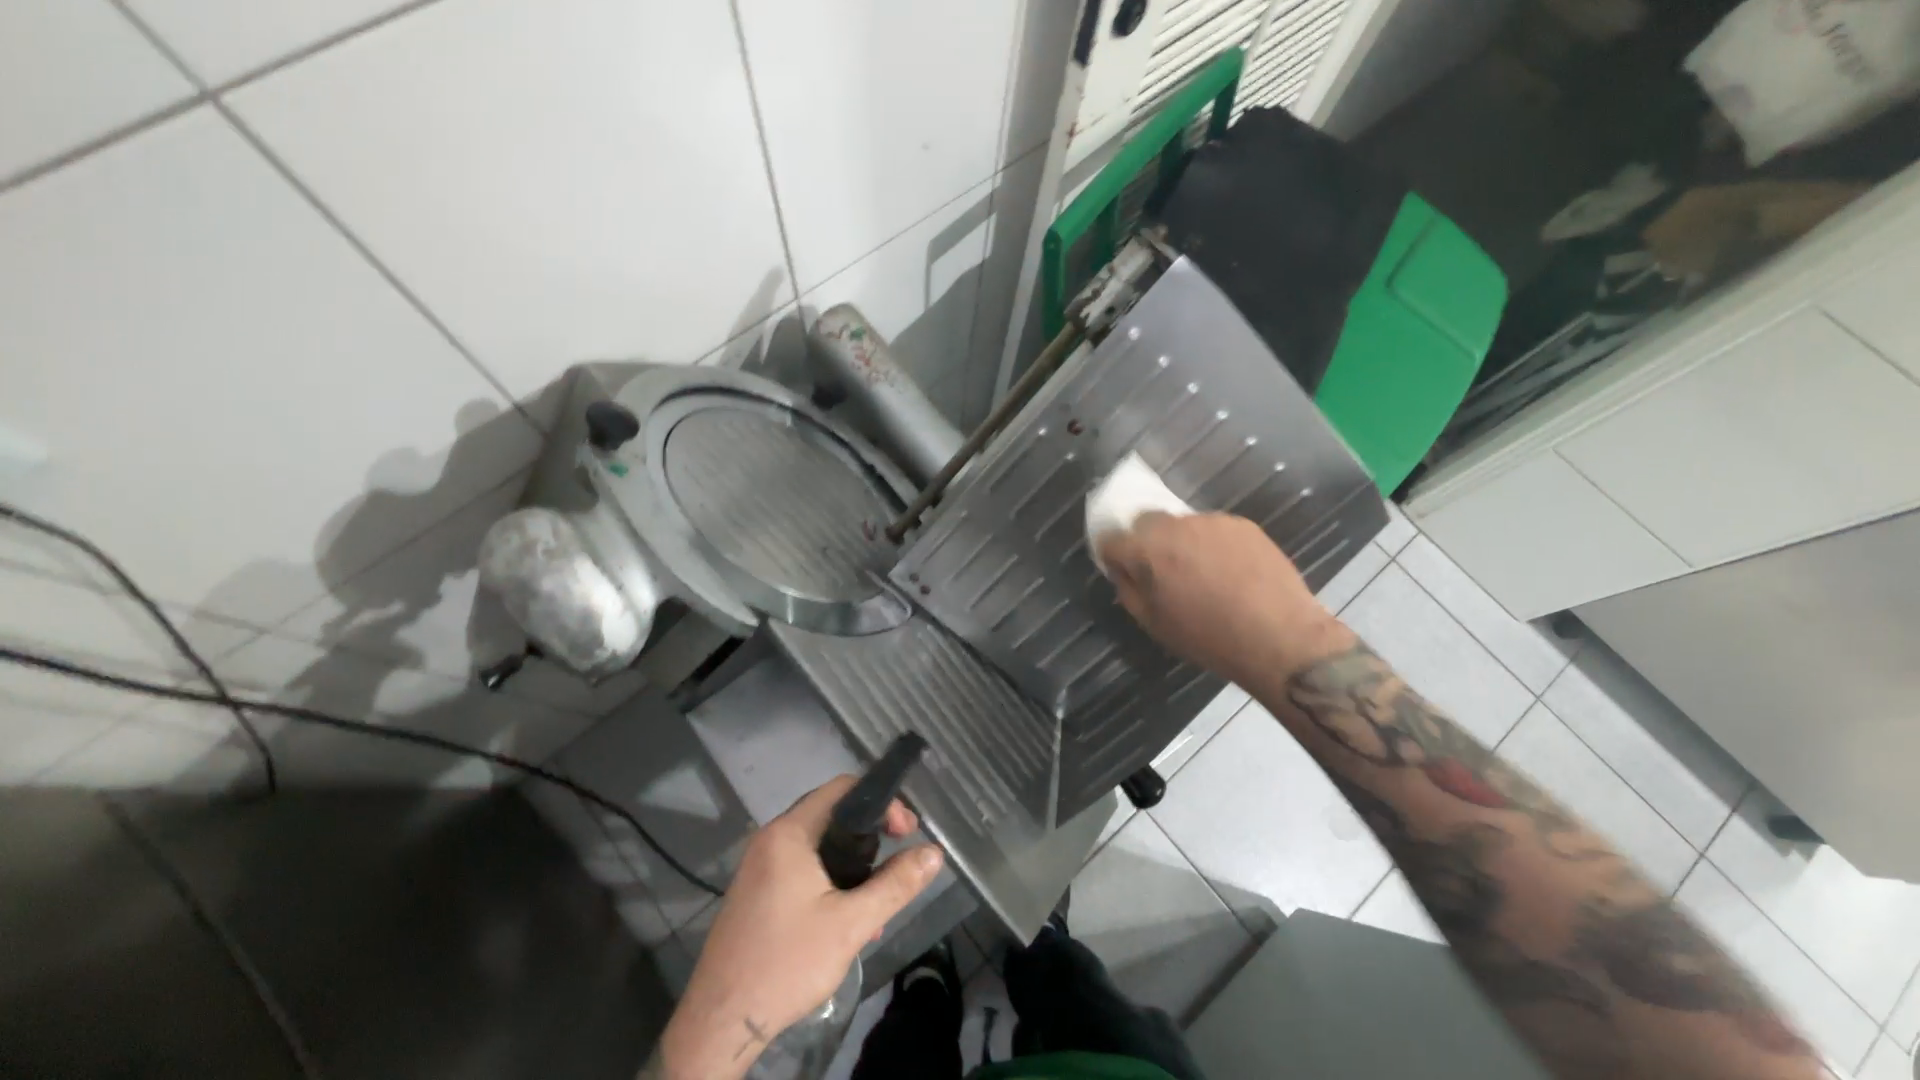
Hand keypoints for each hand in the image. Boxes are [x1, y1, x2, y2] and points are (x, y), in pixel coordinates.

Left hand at [658, 776, 944, 1079]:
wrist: (722, 1018)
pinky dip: (830, 883)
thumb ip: (896, 884)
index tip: (906, 834)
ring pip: (819, 849)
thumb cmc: (788, 962)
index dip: (881, 802)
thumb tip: (933, 852)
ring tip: (876, 907)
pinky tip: (846, 922)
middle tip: (899, 867)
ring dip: (853, 868)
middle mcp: (770, 840)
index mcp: (789, 834)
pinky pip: (802, 871)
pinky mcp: (757, 893)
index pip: (842, 789)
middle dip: (871, 839)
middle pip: (831, 817)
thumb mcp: (851, 924)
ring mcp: (759, 867)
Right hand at [1097, 511, 1351, 685]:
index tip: (1124, 571)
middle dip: (1147, 542)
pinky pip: (1215, 530)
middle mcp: (1175, 525)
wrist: (1279, 635)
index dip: (1114, 556)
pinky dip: (1213, 545)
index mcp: (1146, 550)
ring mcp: (1212, 521)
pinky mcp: (1243, 524)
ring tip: (1204, 575)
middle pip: (1147, 522)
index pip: (1111, 538)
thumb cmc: (1208, 637)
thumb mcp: (1154, 624)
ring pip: (1184, 525)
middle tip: (1163, 572)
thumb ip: (1129, 590)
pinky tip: (1231, 572)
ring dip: (1183, 543)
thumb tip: (1123, 571)